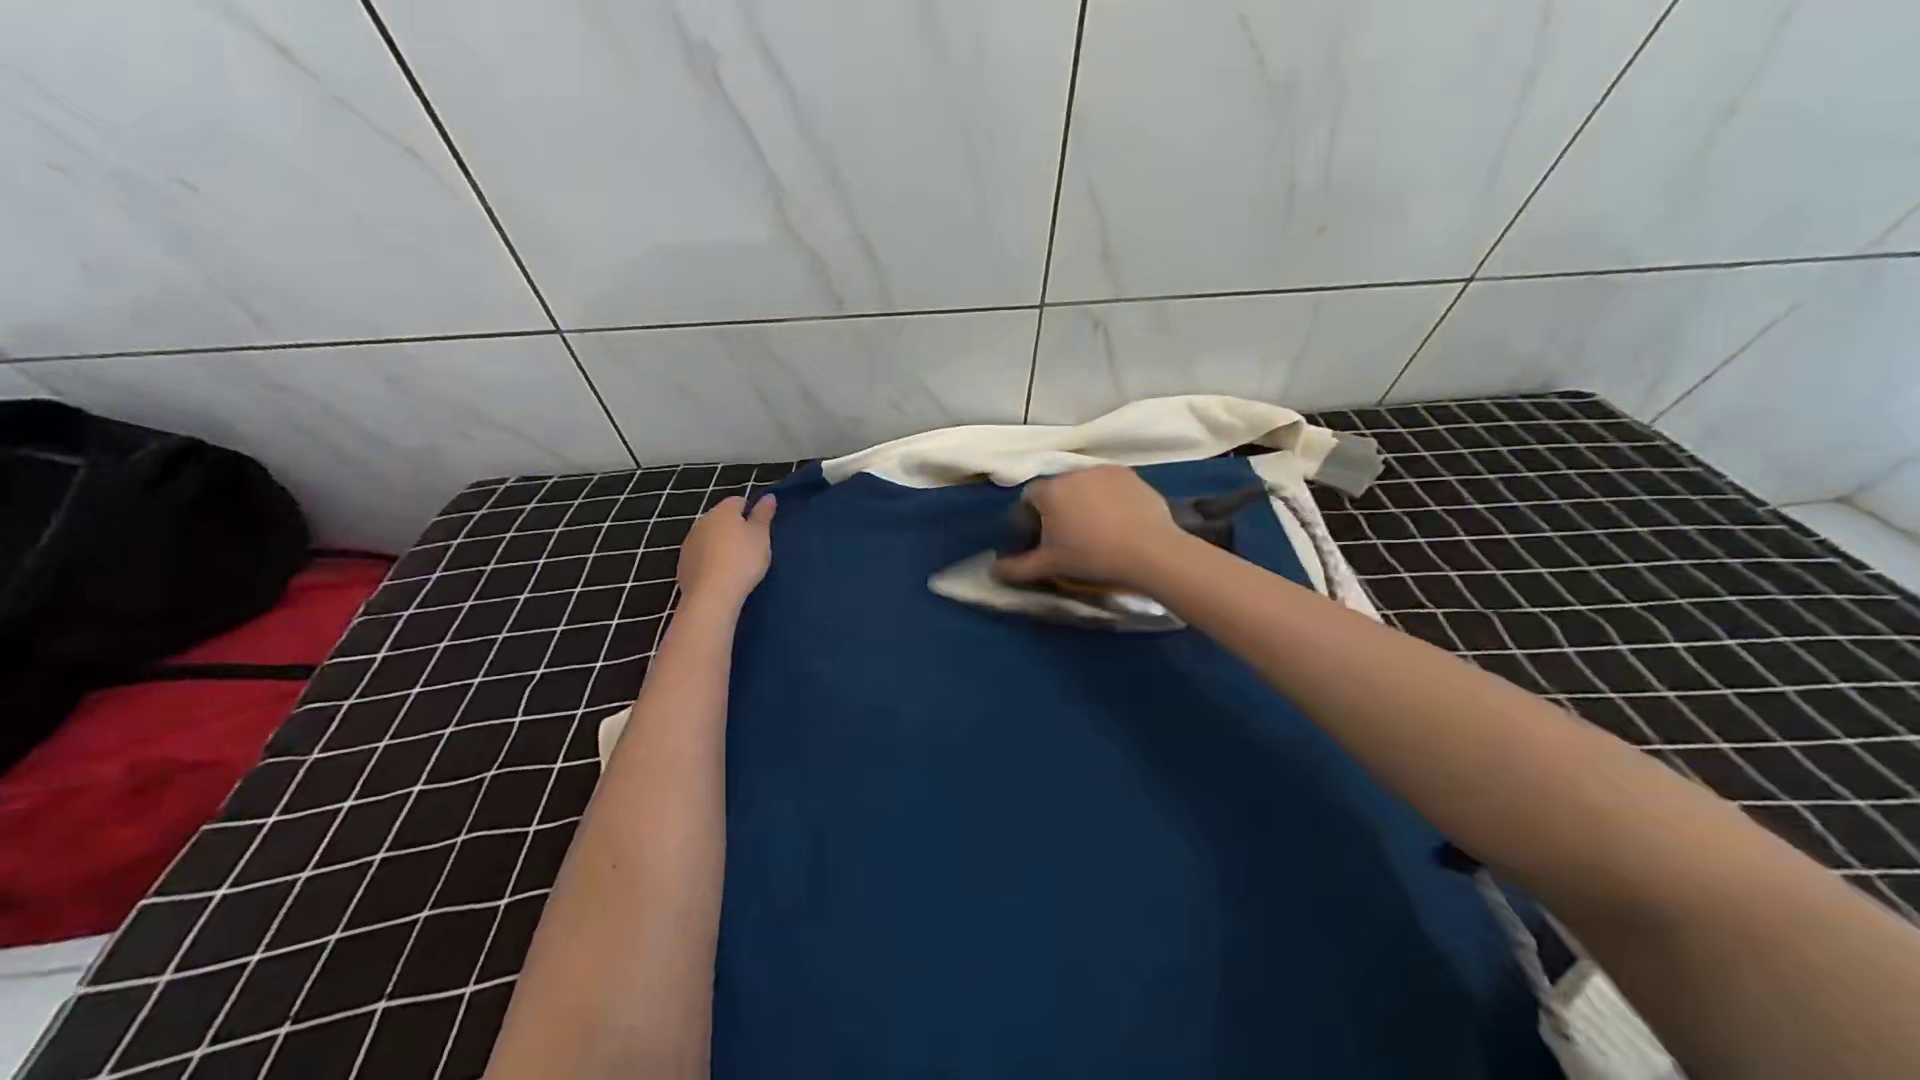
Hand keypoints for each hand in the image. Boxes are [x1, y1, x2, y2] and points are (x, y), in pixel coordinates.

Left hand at [676, 494, 775, 604]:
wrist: (712, 595)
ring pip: (709, 538)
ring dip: (721, 545)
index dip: (751, 511)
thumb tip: (768, 496)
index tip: (761, 529)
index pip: (738, 501)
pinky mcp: (683, 565)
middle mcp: (701, 522)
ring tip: (737, 564)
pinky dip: (710, 561)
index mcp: (722, 511)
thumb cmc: (743, 560)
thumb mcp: (761, 536)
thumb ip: (763, 514)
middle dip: (735, 529)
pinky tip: (721, 575)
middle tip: (752, 547)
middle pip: (721, 519)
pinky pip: (701, 557)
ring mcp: (689, 544)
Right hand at [992, 466, 1188, 588]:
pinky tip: (1119, 520)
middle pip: (1058, 488)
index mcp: (1050, 490)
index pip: (1030, 498)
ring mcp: (1104, 471)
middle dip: (1059, 507)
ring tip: (1097, 528)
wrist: (1150, 552)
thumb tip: (991, 571)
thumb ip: (1017, 567)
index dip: (1033, 517)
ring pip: (1084, 485)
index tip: (1044, 538)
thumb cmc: (1092, 557)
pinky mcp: (1131, 475)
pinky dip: (1109, 498)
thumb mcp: (1050, 566)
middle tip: (1071, 536)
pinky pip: (1110, 485)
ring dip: (1084, 500)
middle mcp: (1074, 472)